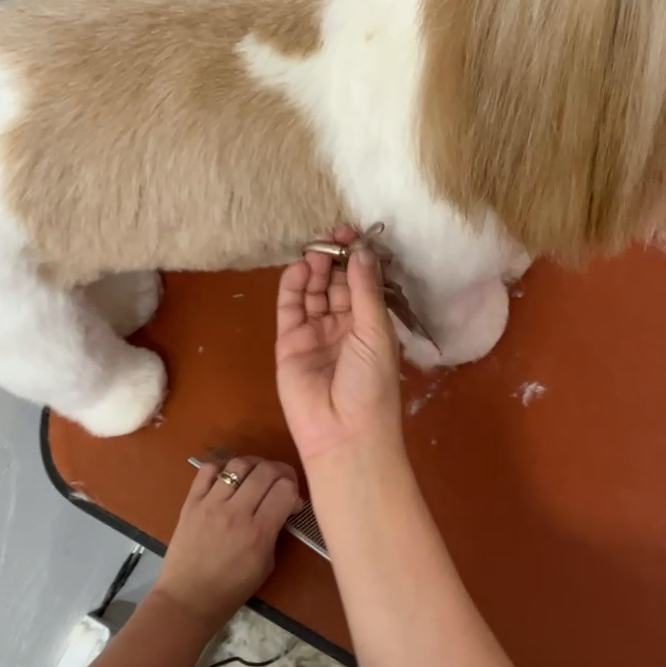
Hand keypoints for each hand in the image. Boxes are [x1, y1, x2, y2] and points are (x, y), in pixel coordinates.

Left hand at [152, 455, 298, 629]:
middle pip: (266, 471)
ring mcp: (210, 504)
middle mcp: (235, 513)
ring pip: (239, 464)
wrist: (188, 599)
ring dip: (254, 465)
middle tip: (281, 482)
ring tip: (256, 476)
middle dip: (281, 472)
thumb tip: (283, 506)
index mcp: (258, 533)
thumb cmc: (232, 589)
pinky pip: (208, 470)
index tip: (291, 501)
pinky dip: (222, 468)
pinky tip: (228, 479)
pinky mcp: (191, 502)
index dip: (294, 490)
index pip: (285, 490)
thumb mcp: (266, 564)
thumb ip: (275, 531)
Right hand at [276, 229, 404, 464]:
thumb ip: (364, 291)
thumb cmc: (371, 384)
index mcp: (370, 326)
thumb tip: (362, 252)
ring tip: (318, 247)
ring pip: (313, 292)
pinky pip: (290, 308)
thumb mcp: (375, 332)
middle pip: (336, 284)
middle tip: (334, 234)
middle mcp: (342, 327)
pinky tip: (301, 268)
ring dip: (316, 268)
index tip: (355, 235)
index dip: (358, 260)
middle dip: (336, 258)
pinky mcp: (289, 342)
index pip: (362, 284)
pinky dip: (293, 286)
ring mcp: (315, 334)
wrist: (344, 432)